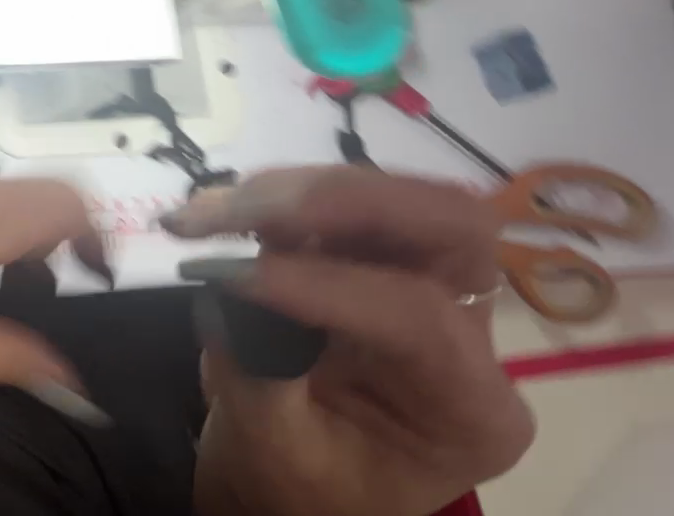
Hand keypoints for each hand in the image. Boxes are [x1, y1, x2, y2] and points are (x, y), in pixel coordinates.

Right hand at [166, 167, 535, 515]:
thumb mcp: (276, 450)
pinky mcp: (362, 260)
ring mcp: (416, 286)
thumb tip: (223, 289)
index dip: (317, 283)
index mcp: (466, 405)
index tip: (220, 275)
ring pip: (388, 197)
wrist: (292, 480)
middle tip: (246, 206)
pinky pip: (332, 202)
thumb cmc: (296, 484)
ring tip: (208, 212)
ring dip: (292, 189)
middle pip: (446, 226)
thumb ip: (258, 371)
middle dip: (341, 200)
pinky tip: (218, 209)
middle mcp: (465, 334)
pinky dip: (271, 193)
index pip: (416, 315)